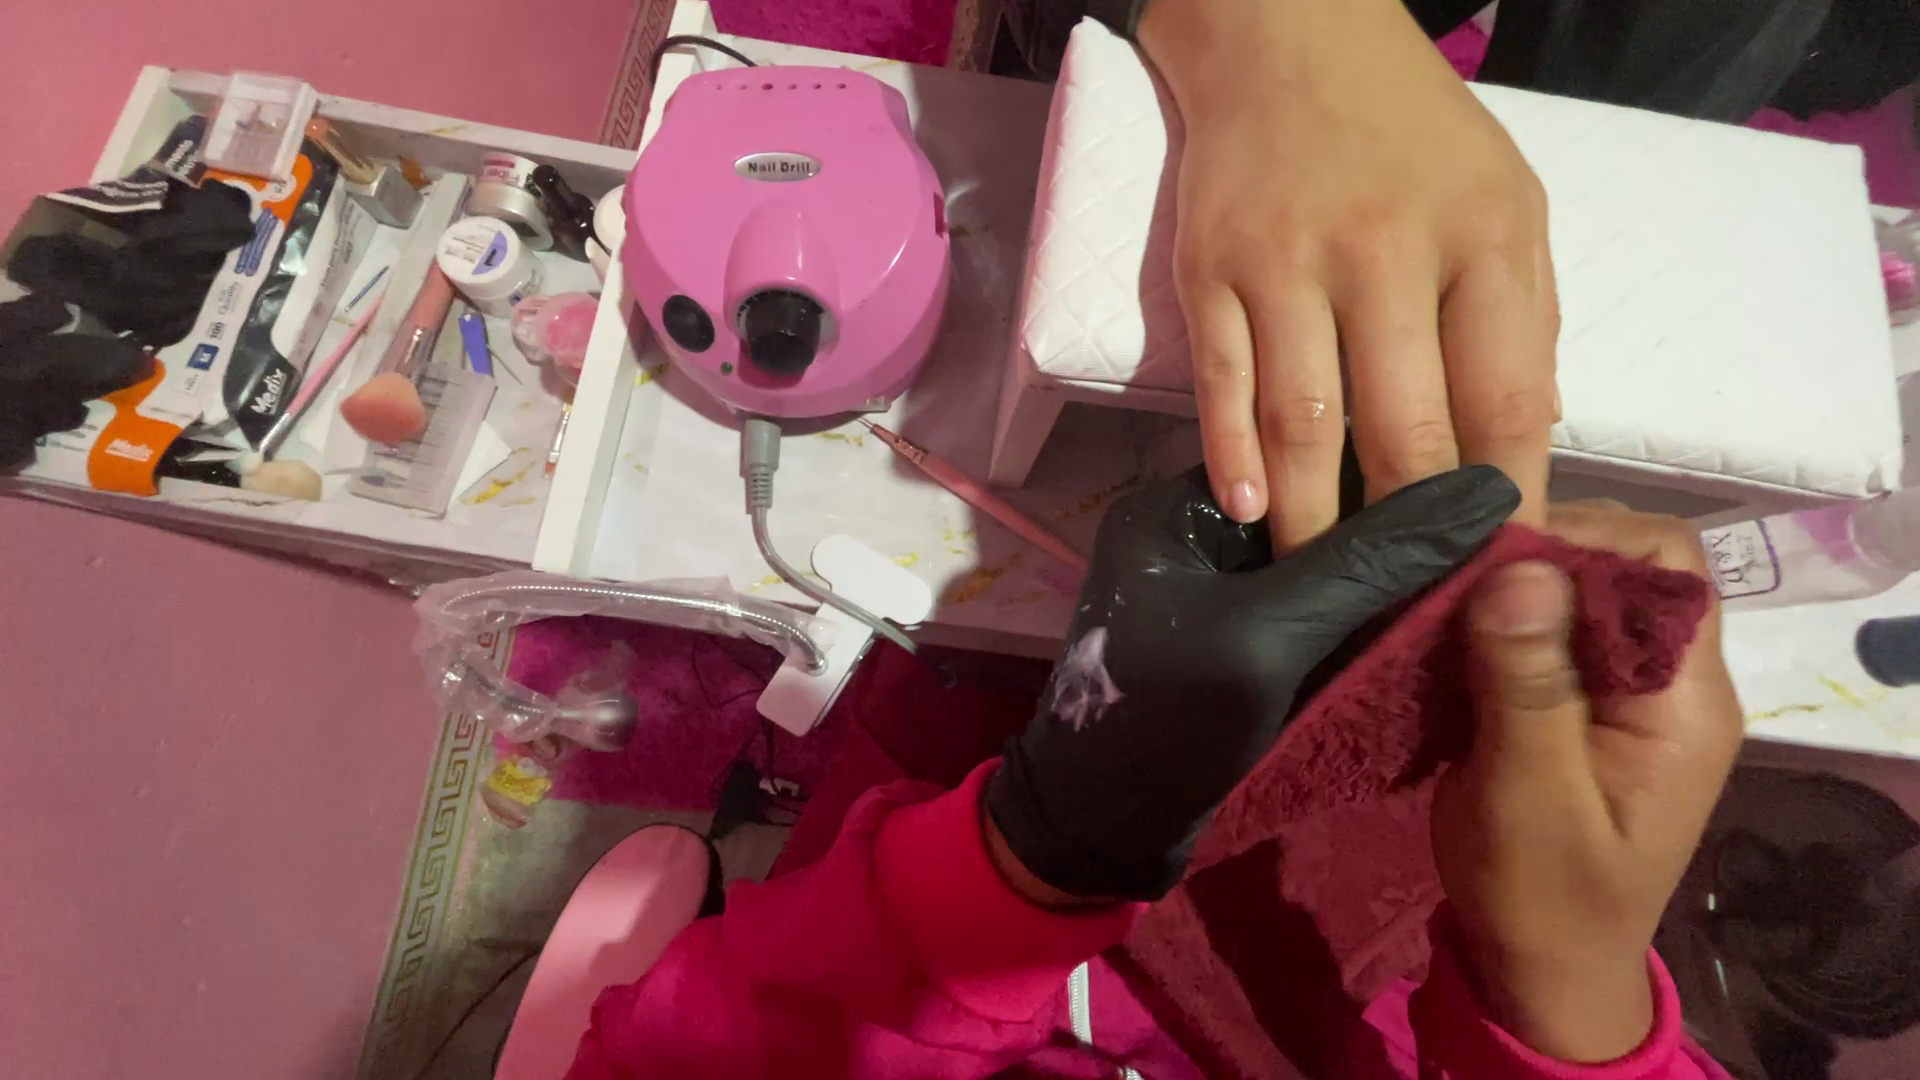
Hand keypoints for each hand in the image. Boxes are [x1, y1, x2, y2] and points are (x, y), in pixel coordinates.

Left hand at [986, 464, 1518, 901]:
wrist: (1105, 825)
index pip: (1295, 454)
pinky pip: (1312, 607)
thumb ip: (1365, 563)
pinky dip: (1366, 612)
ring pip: (1320, 560)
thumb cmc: (1164, 719)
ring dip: (1390, 572)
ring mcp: (1214, 588)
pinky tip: (1437, 613)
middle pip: (1312, 507)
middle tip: (1504, 530)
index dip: (1389, 461)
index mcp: (1174, 508)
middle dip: (1396, 523)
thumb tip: (1486, 489)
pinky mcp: (1236, 637)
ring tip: (1490, 567)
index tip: (1488, 478)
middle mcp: (1193, 534)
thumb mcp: (1264, 635)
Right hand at [1136, 0, 1558, 549]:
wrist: (1287, 48)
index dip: (1497, 497)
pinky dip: (1229, 454)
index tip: (1486, 566)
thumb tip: (1507, 443)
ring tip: (1312, 577)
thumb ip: (1513, 320)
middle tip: (1397, 597)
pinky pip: (1222, 383)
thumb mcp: (1501, 203)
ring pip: (1302, 418)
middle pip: (1402, 424)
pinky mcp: (1208, 276)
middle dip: (1401, 529)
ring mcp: (1284, 266)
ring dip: (1309, 513)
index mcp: (1485, 236)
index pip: (1503, 397)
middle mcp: (1384, 253)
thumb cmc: (1405, 136)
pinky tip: (1242, 508)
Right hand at [1431, 504, 1743, 1061]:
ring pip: (1567, 594)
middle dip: (1528, 555)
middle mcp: (1658, 678)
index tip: (1480, 558)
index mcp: (1679, 697)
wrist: (1536, 957)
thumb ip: (1529, 685)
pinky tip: (1433, 629)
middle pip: (1616, 567)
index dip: (1576, 540)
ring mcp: (1612, 689)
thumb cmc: (1540, 888)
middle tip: (1442, 574)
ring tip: (1428, 595)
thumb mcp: (1529, 792)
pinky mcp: (1565, 701)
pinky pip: (1531, 631)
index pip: (1662, 566)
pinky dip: (1481, 618)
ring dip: (1497, 585)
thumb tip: (1520, 571)